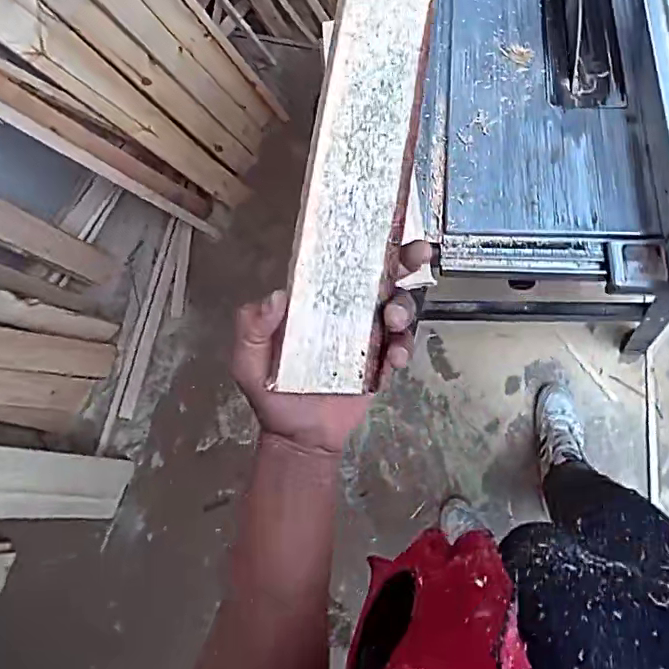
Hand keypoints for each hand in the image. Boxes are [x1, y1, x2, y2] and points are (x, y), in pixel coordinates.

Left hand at [231, 240, 433, 454]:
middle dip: (407, 260)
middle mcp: (351, 312)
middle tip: (418, 254)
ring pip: (401, 308)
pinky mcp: (383, 363)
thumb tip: (275, 297)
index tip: (386, 231)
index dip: (369, 245)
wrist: (298, 438)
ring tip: (394, 319)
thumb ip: (252, 328)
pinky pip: (403, 347)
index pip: (348, 265)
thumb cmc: (272, 392)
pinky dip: (404, 348)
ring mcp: (371, 336)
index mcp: (322, 301)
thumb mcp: (249, 359)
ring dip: (404, 307)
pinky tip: (393, 358)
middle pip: (386, 278)